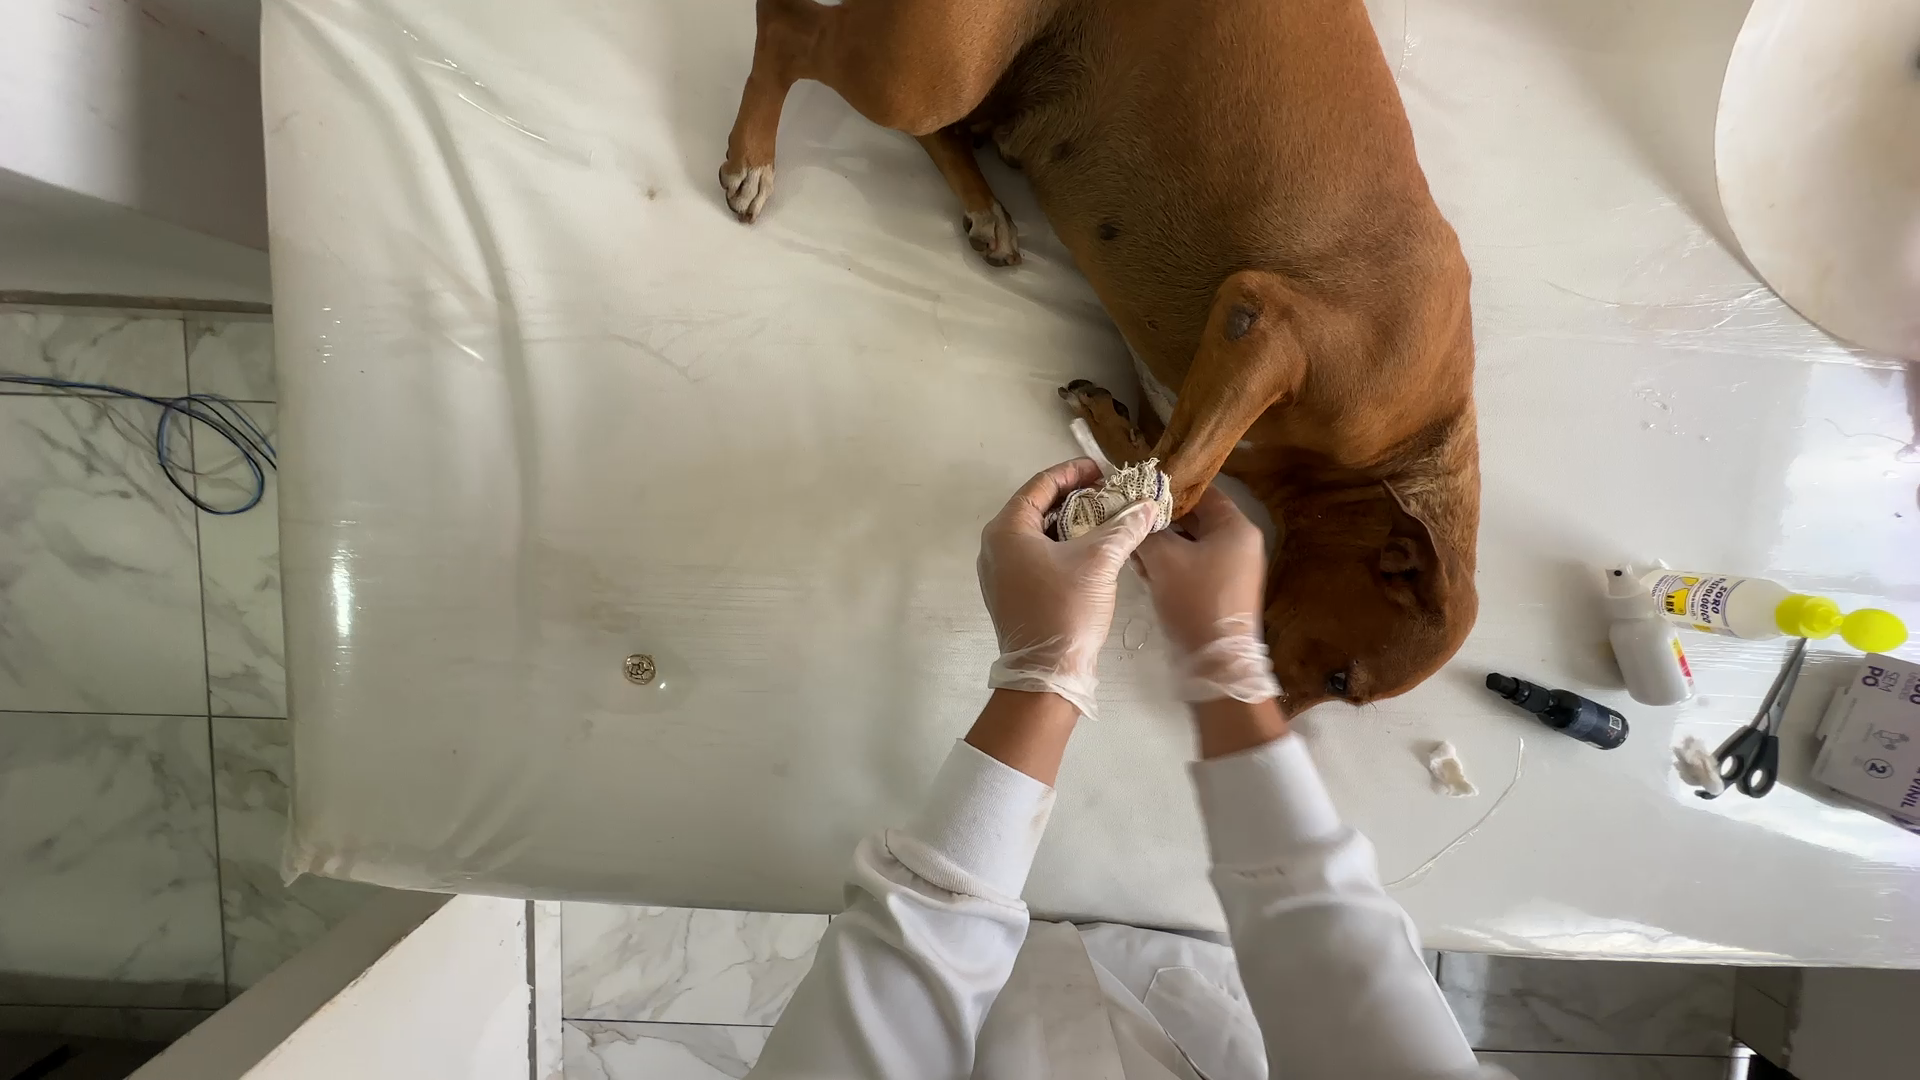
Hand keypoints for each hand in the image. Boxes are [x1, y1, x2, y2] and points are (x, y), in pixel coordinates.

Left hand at [978, 459, 1158, 719]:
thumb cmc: (1066, 610)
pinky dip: (1060, 545)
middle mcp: (995, 545)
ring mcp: (998, 570)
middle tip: (1108, 494)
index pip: (1041, 484)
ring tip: (1104, 519)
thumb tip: (1147, 506)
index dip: (1075, 472)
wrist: (1046, 673)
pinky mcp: (1008, 590)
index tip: (1104, 470)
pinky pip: (1034, 554)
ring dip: (1069, 522)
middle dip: (1074, 497)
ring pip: (1036, 532)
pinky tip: (1088, 549)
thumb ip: (1124, 527)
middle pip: (1037, 506)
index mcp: (1007, 529)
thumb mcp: (1099, 562)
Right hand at [1135, 485, 1280, 703]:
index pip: (1203, 492)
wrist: (1215, 661)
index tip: (1140, 488)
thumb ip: (1146, 531)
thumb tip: (1132, 515)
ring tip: (1130, 543)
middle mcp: (1238, 544)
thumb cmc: (1195, 600)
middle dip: (1161, 519)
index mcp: (1236, 528)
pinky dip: (1169, 563)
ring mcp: (1230, 568)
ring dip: (1161, 543)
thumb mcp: (1164, 559)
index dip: (1171, 487)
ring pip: (1189, 543)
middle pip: (1195, 518)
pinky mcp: (1219, 589)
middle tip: (1129, 516)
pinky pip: (1191, 565)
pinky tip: (1142, 567)